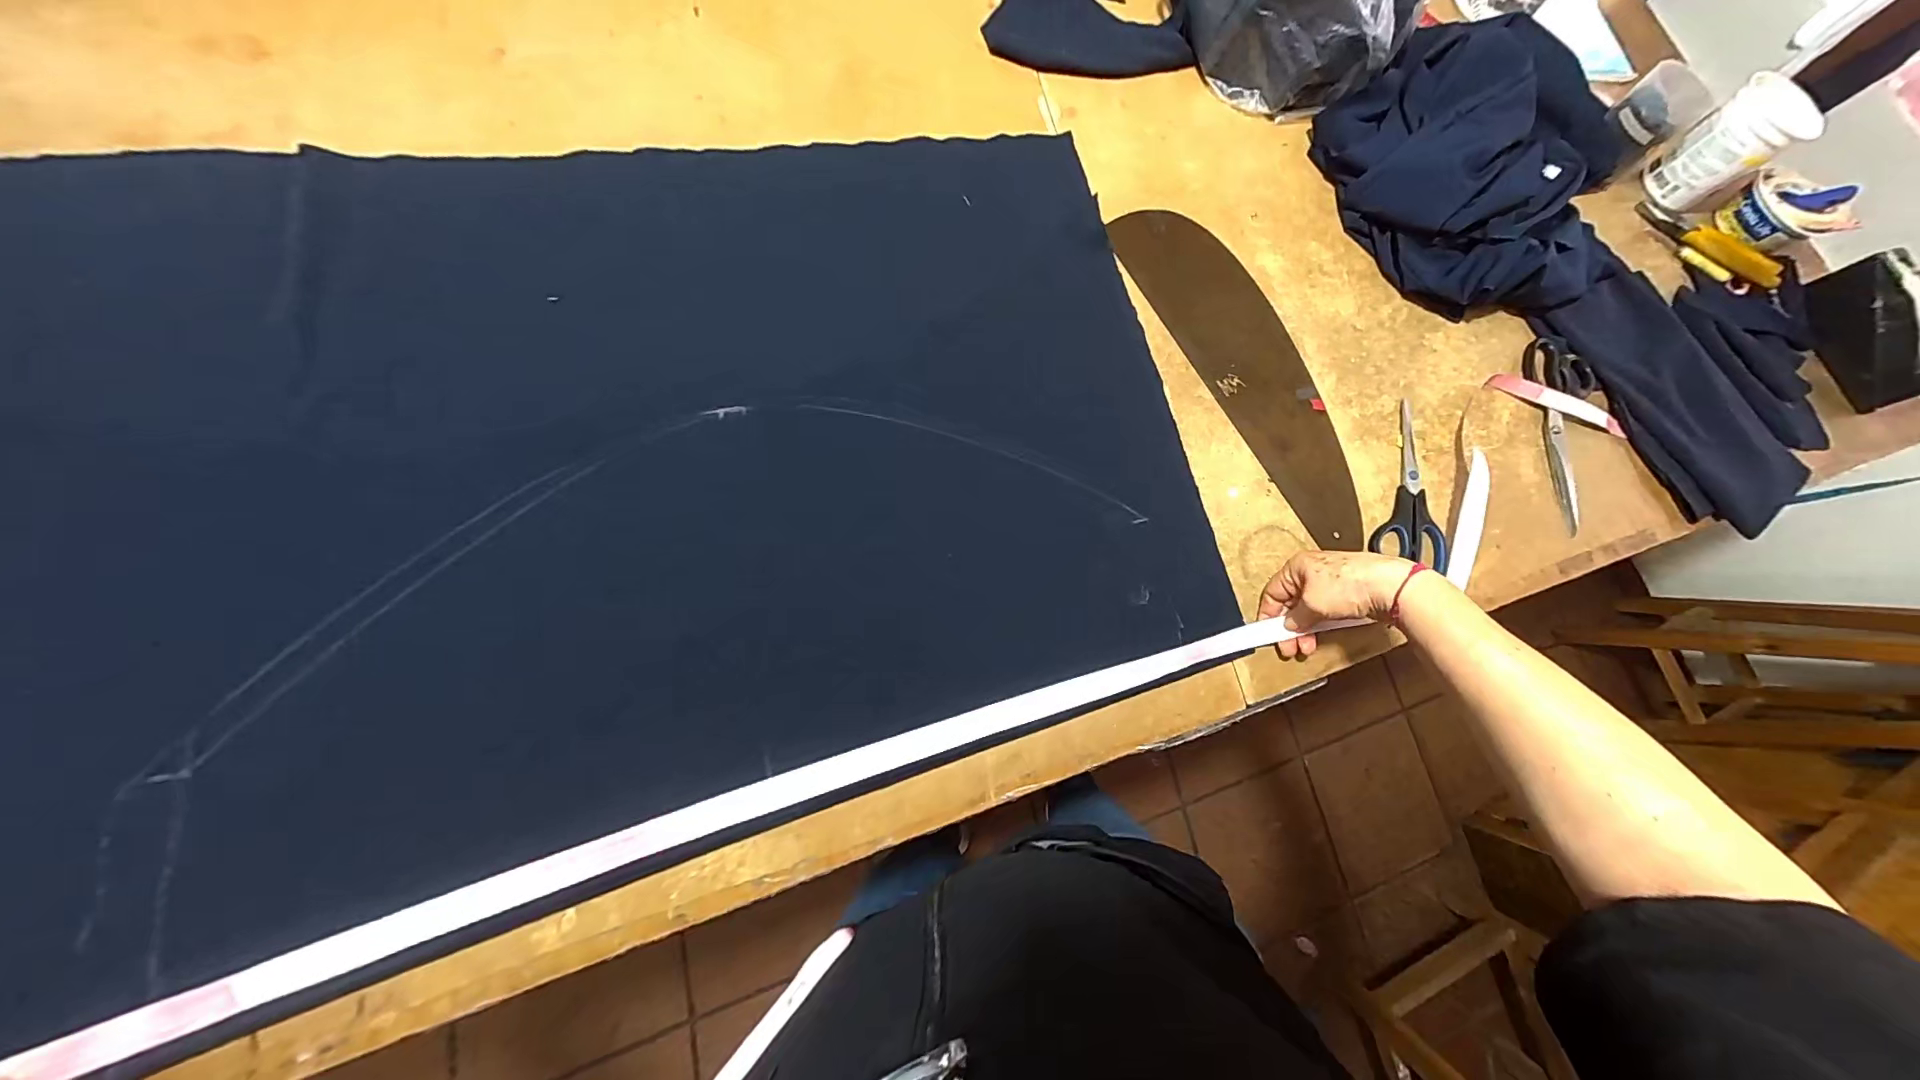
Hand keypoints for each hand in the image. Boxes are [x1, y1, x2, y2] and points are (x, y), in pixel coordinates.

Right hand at [1257, 551, 1417, 659]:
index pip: (1273, 592)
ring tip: (1307, 646)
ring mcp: (1332, 582)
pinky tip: (1322, 635)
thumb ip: (1295, 618)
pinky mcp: (1350, 592)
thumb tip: (1289, 624)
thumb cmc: (1351, 584)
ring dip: (1306, 629)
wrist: (1392, 586)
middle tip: (1289, 646)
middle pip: (1292, 602)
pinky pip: (1327, 610)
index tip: (1267, 632)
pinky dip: (1322, 624)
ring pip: (1309, 608)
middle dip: (1290, 627)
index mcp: (1297, 566)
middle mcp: (1313, 571)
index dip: (1268, 614)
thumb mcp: (1311, 605)